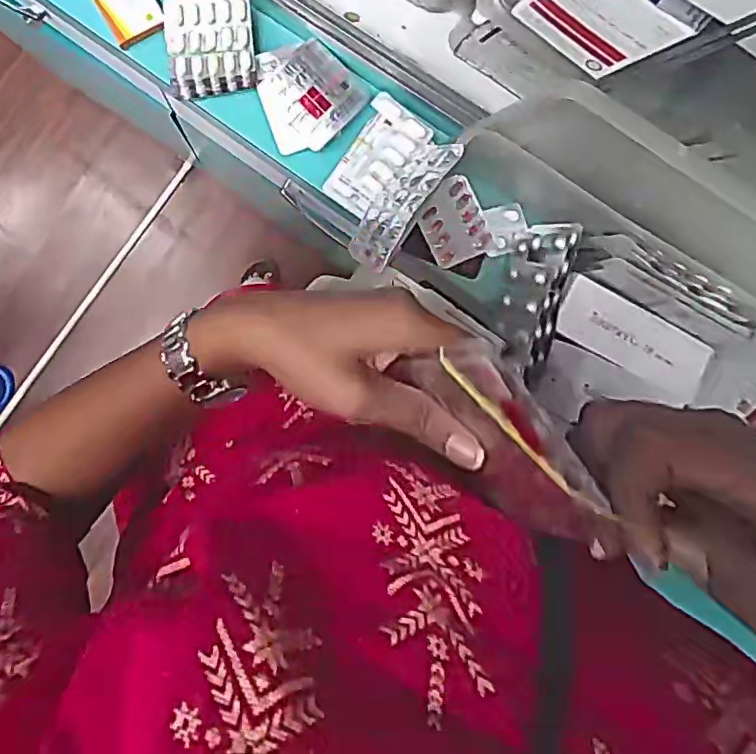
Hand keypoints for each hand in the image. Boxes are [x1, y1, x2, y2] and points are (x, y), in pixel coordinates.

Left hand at [194, 289, 486, 469]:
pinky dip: (421, 373)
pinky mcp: (371, 314)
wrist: (251, 326)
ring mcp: (388, 306)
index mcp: (412, 321)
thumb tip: (474, 449)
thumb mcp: (360, 396)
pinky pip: (411, 344)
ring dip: (445, 385)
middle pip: (458, 352)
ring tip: (456, 430)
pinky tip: (419, 404)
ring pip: (434, 349)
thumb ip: (419, 417)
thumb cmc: (303, 357)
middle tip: (482, 440)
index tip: (503, 436)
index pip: (476, 357)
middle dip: (471, 394)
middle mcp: (408, 306)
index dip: (492, 396)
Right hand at [572, 400, 755, 675]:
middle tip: (604, 531)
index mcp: (747, 463)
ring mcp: (696, 433)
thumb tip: (628, 527)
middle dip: (591, 473)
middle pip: (614, 421)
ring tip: (610, 528)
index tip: (634, 549)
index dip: (622, 491)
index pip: (649, 443)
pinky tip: (621, 518)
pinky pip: (620, 441)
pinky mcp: (682, 447)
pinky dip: (604, 473)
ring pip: (607, 424)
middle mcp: (714, 431)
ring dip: (591, 472)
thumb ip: (699, 553)